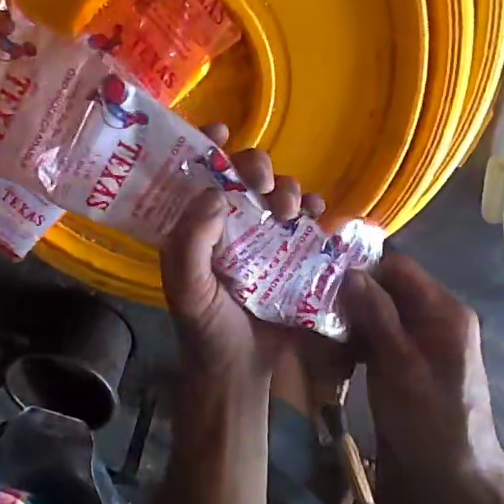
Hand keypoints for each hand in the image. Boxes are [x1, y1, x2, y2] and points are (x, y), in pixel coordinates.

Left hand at [160, 124, 327, 387]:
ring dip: (288, 190)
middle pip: (244, 175)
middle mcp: (227, 224)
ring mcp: (262, 238)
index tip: (223, 131)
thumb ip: (191, 241)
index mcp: (194, 226)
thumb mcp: (187, 288)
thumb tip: (216, 193)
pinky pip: (307, 220)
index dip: (208, 146)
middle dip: (257, 167)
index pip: (197, 173)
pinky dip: (314, 210)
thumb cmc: (206, 330)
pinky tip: (316, 218)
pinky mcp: (292, 254)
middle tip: (264, 185)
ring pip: (278, 192)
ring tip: (289, 213)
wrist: (242, 372)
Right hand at [339, 255, 503, 493]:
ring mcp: (425, 339)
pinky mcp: (411, 360)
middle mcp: (437, 317)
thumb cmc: (429, 420)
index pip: (398, 267)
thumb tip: (348, 271)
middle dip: (352, 298)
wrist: (455, 476)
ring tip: (319, 333)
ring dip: (352, 322)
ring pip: (380, 313)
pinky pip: (382, 336)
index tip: (322, 284)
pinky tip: (336, 354)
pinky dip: (359, 341)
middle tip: (313, 311)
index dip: (361, 271)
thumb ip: (377, 316)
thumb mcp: (399, 366)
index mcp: (444, 310)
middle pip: (388, 288)